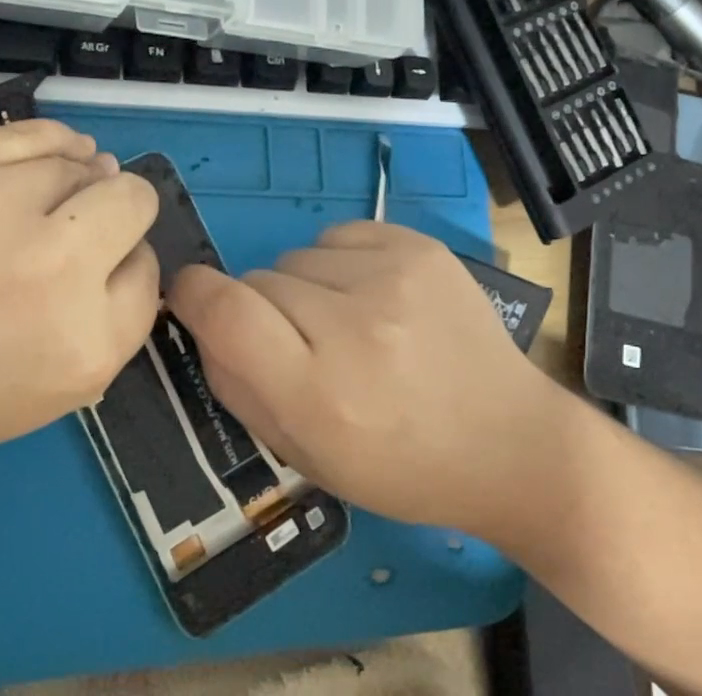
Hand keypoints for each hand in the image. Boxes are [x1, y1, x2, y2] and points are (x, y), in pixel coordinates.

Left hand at [0, 119, 159, 502]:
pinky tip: (55, 153)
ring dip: (78, 181)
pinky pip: (36, 133)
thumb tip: (121, 252)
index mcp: (91, 341)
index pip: (148, 271)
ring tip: (50, 202)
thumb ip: (100, 325)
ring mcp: (5, 206)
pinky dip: (55, 142)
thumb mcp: (49, 394)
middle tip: (77, 232)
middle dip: (118, 215)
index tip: (97, 271)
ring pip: (83, 163)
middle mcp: (62, 265)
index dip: (124, 266)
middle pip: (130, 203)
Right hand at [167, 220, 570, 531]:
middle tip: (300, 347)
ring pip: (293, 258)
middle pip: (255, 280)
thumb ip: (234, 383)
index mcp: (319, 391)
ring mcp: (393, 278)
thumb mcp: (300, 451)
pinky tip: (369, 299)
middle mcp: (355, 326)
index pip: (224, 309)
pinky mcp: (421, 248)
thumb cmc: (397, 465)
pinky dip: (336, 264)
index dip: (192, 295)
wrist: (511, 444)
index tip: (190, 300)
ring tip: (345, 326)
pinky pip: (335, 236)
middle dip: (259, 310)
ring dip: (300, 288)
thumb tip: (199, 317)